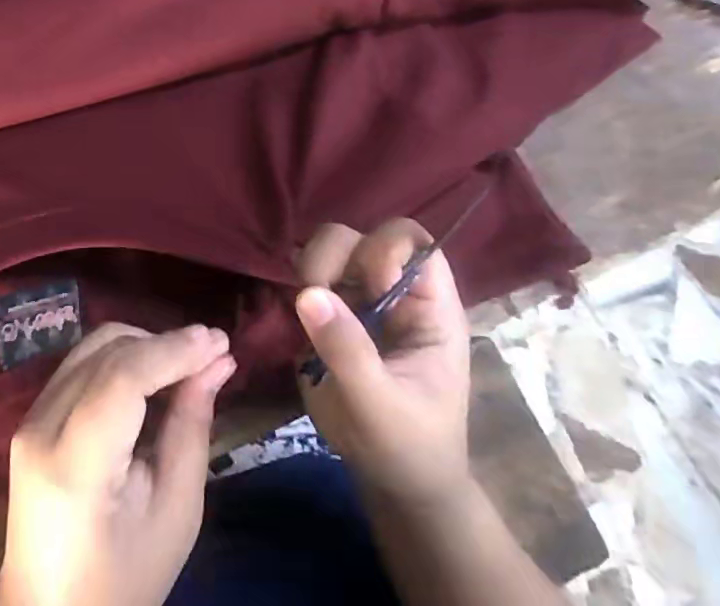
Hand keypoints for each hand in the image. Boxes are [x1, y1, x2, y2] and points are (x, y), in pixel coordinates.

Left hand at [0, 323, 235, 605]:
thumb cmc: (123, 576)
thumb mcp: (175, 511)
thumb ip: (192, 427)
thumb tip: (218, 362)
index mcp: (74, 464)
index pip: (123, 378)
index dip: (173, 350)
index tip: (219, 340)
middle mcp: (41, 428)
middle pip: (106, 352)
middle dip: (164, 343)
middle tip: (212, 351)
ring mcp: (29, 418)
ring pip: (92, 347)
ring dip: (143, 344)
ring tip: (187, 361)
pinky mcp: (30, 416)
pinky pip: (81, 364)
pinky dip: (122, 357)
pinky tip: (153, 373)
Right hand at [294, 219, 473, 506]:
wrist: (392, 482)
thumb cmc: (406, 446)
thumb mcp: (381, 406)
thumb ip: (348, 351)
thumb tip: (308, 292)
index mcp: (429, 307)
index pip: (412, 243)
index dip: (384, 252)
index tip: (367, 290)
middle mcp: (394, 292)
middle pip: (361, 237)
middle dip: (334, 257)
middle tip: (315, 296)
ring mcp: (360, 300)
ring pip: (330, 249)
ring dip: (310, 269)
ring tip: (302, 310)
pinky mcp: (330, 313)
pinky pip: (307, 278)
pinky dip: (293, 287)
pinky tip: (291, 316)